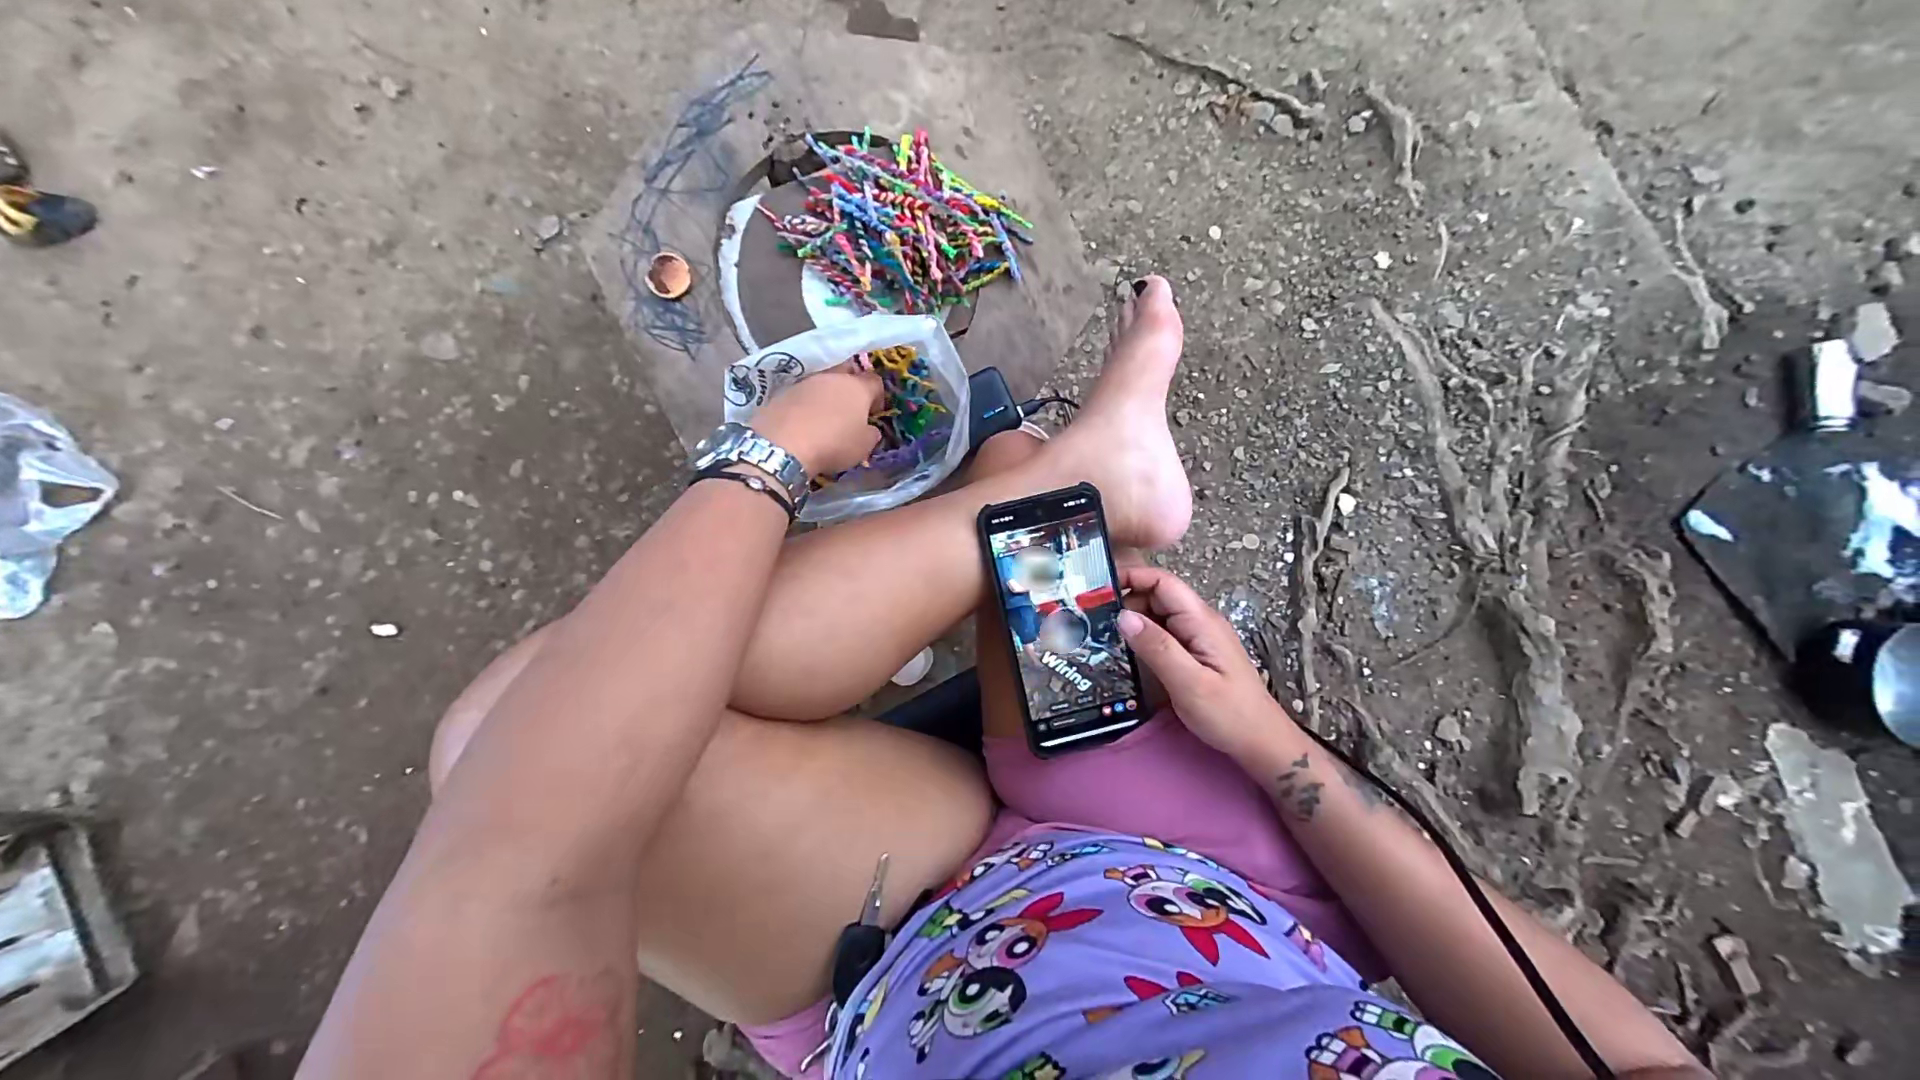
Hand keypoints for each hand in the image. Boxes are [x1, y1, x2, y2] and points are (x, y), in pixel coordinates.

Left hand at [751, 366, 884, 476]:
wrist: (782, 445)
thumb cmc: (832, 444)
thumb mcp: (863, 447)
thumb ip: (871, 434)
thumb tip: (869, 429)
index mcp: (857, 387)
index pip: (875, 381)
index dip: (877, 396)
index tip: (873, 413)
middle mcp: (831, 377)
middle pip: (846, 373)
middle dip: (851, 387)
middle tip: (850, 409)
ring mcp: (804, 382)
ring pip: (822, 383)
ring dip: (826, 396)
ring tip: (824, 418)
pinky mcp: (782, 392)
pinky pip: (801, 395)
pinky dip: (805, 405)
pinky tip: (803, 423)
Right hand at [1116, 565, 1300, 759]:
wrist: (1261, 742)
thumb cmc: (1229, 714)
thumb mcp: (1189, 683)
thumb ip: (1156, 647)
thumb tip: (1123, 616)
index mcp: (1201, 621)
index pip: (1163, 582)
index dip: (1131, 578)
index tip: (1099, 590)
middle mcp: (1199, 622)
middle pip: (1157, 595)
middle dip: (1126, 601)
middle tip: (1094, 619)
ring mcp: (1197, 636)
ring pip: (1157, 614)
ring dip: (1132, 620)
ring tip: (1102, 634)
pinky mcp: (1193, 652)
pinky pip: (1163, 633)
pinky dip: (1142, 636)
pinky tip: (1125, 650)